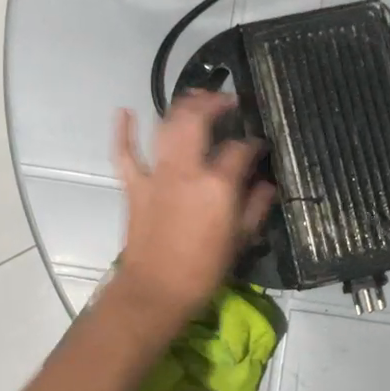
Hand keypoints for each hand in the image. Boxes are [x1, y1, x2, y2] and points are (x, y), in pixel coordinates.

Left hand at [109, 93, 275, 336]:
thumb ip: (256, 206)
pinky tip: (125, 111)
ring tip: (193, 98)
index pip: (241, 149)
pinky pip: (125, 153)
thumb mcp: (241, 239)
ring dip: (180, 107)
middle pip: (197, 120)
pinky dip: (123, 131)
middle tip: (226, 101)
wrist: (156, 292)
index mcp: (218, 184)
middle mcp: (186, 170)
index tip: (259, 145)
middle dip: (213, 103)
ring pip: (166, 127)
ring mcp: (156, 174)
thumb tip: (266, 184)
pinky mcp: (134, 185)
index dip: (253, 143)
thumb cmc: (204, 270)